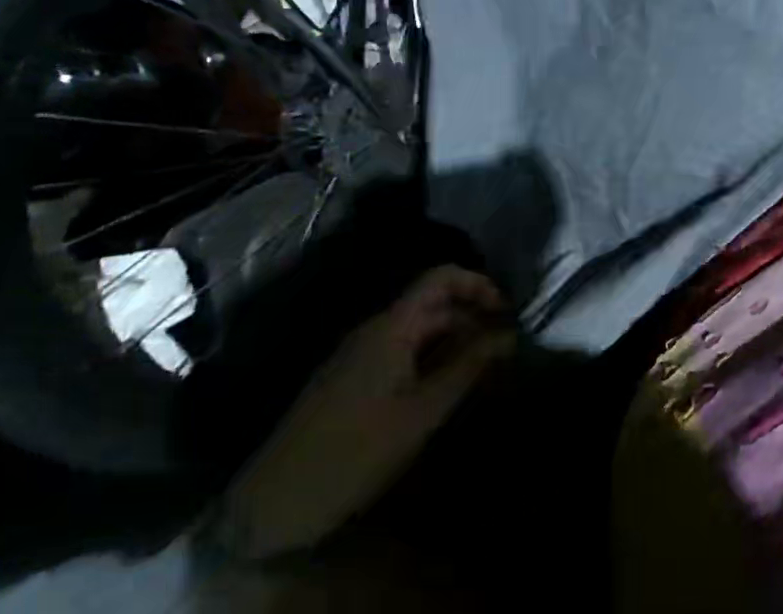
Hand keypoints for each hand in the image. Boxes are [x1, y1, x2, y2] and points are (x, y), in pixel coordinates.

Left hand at [213, 266, 513, 558]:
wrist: (273, 505)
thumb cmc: (356, 452)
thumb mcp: (423, 411)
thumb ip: (469, 366)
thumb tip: (510, 333)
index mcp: (390, 328)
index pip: (440, 278)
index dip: (478, 285)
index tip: (507, 313)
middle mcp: (374, 331)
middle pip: (434, 304)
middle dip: (474, 317)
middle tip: (507, 346)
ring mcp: (360, 356)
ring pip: (420, 331)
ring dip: (456, 340)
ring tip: (486, 367)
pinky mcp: (352, 381)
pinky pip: (403, 353)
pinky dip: (434, 358)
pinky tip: (450, 387)